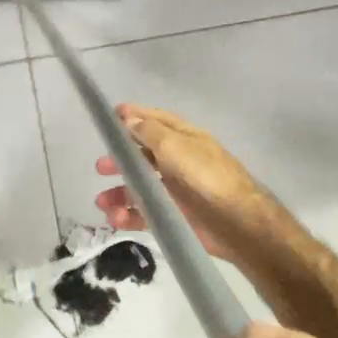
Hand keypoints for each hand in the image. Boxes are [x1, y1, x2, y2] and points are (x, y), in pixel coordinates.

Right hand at [92, 104, 278, 260]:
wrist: (237, 222)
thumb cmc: (207, 178)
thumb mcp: (176, 148)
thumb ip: (149, 133)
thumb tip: (129, 118)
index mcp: (185, 140)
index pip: (157, 122)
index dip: (136, 117)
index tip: (111, 114)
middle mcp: (180, 162)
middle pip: (144, 157)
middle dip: (121, 161)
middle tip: (100, 166)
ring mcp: (176, 191)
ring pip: (140, 188)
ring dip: (119, 192)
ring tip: (102, 202)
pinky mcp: (174, 216)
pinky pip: (145, 213)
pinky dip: (128, 215)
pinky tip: (115, 219)